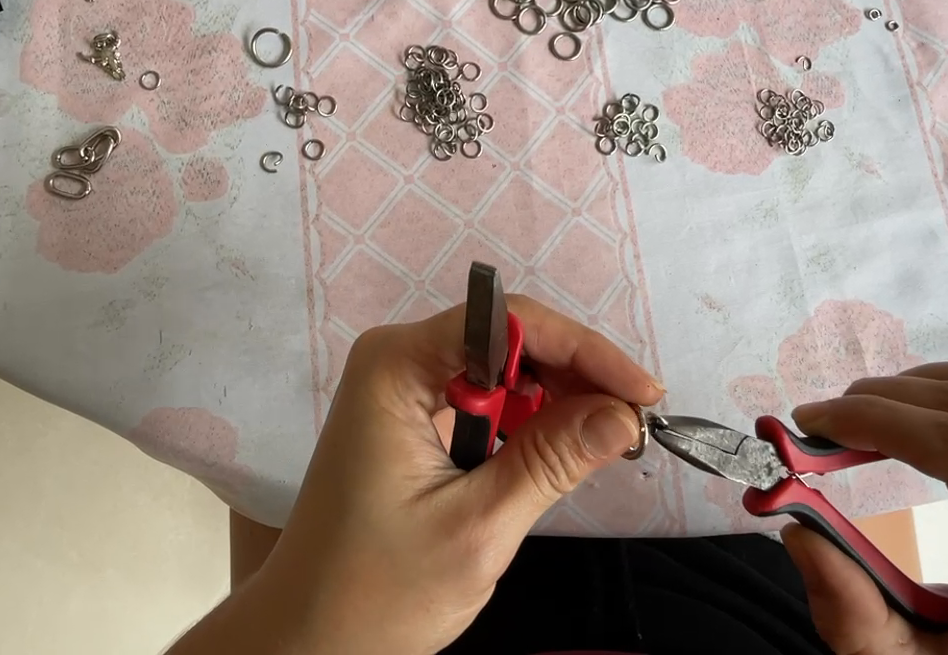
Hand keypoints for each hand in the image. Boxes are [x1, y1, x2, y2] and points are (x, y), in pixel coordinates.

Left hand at [169, 295, 662, 654]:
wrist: (304, 638)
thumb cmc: (378, 591)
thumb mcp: (477, 527)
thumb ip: (551, 460)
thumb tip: (624, 413)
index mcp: (399, 364)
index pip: (509, 324)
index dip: (582, 349)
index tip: (643, 392)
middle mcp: (399, 357)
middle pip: (508, 339)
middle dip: (575, 375)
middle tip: (635, 423)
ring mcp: (403, 385)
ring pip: (501, 367)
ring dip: (556, 398)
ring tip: (608, 437)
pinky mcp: (410, 414)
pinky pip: (483, 396)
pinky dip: (526, 419)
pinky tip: (561, 446)